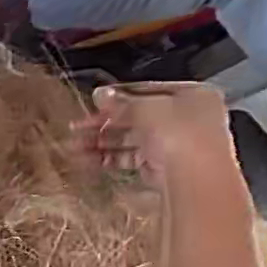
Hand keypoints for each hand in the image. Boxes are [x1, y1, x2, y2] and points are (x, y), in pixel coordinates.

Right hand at [70, 82, 239, 191]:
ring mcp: (172, 142)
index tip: (93, 102)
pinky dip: (106, 157)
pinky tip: (85, 158)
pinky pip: (128, 157)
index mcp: (192, 95)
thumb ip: (120, 101)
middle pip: (134, 117)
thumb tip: (100, 93)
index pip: (147, 91)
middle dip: (102, 123)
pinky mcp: (160, 163)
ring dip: (99, 141)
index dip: (117, 97)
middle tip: (76, 127)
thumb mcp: (145, 108)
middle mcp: (186, 117)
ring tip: (73, 146)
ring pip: (128, 138)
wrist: (193, 175)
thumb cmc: (179, 133)